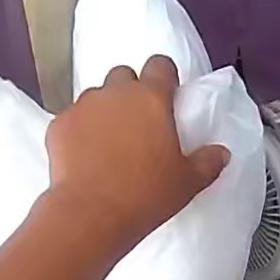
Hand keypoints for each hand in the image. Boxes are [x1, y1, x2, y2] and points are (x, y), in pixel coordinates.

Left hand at [41, 54, 230, 253]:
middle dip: (130, 93)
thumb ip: (208, 162)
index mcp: (151, 99)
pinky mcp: (58, 126)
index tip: (167, 97)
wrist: (91, 214)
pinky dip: (79, 134)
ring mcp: (83, 106)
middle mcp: (115, 93)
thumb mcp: (187, 183)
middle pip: (123, 76)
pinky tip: (86, 161)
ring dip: (104, 114)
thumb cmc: (145, 196)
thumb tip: (221, 153)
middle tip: (138, 127)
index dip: (165, 78)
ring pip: (96, 98)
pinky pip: (72, 122)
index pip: (160, 65)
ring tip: (110, 147)